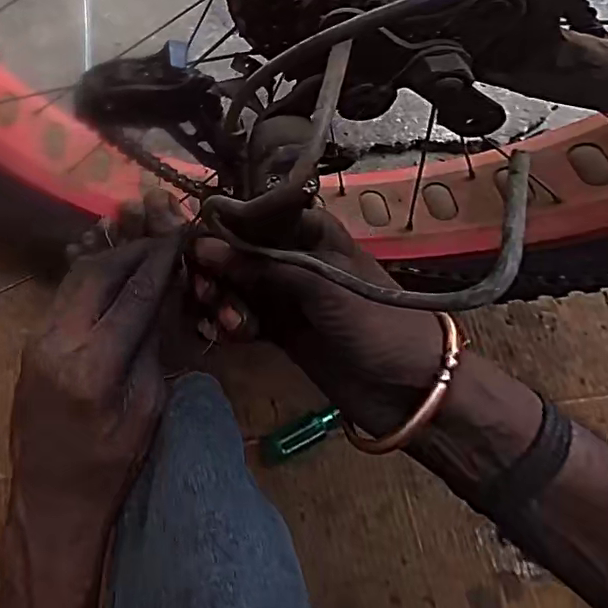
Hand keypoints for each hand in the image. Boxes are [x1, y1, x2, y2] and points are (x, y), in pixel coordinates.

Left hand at [0, 193, 183, 607]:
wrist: (47, 501)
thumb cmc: (108, 467)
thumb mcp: (146, 410)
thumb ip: (152, 346)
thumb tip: (164, 293)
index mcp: (92, 368)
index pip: (133, 296)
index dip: (159, 263)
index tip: (178, 239)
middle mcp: (58, 342)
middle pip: (98, 273)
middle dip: (133, 251)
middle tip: (161, 239)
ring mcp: (38, 338)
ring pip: (77, 277)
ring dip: (110, 257)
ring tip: (141, 249)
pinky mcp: (31, 340)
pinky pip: (65, 293)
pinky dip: (92, 276)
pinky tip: (113, 271)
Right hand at [190, 209, 441, 404]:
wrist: (413, 390)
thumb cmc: (377, 321)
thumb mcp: (320, 286)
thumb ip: (260, 266)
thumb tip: (201, 247)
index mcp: (305, 228)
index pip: (248, 217)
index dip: (218, 230)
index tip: (193, 251)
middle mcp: (289, 253)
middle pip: (232, 251)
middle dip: (214, 271)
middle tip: (206, 295)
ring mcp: (282, 291)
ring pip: (232, 284)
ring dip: (221, 301)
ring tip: (230, 324)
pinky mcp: (277, 326)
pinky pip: (240, 315)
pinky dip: (229, 323)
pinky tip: (232, 336)